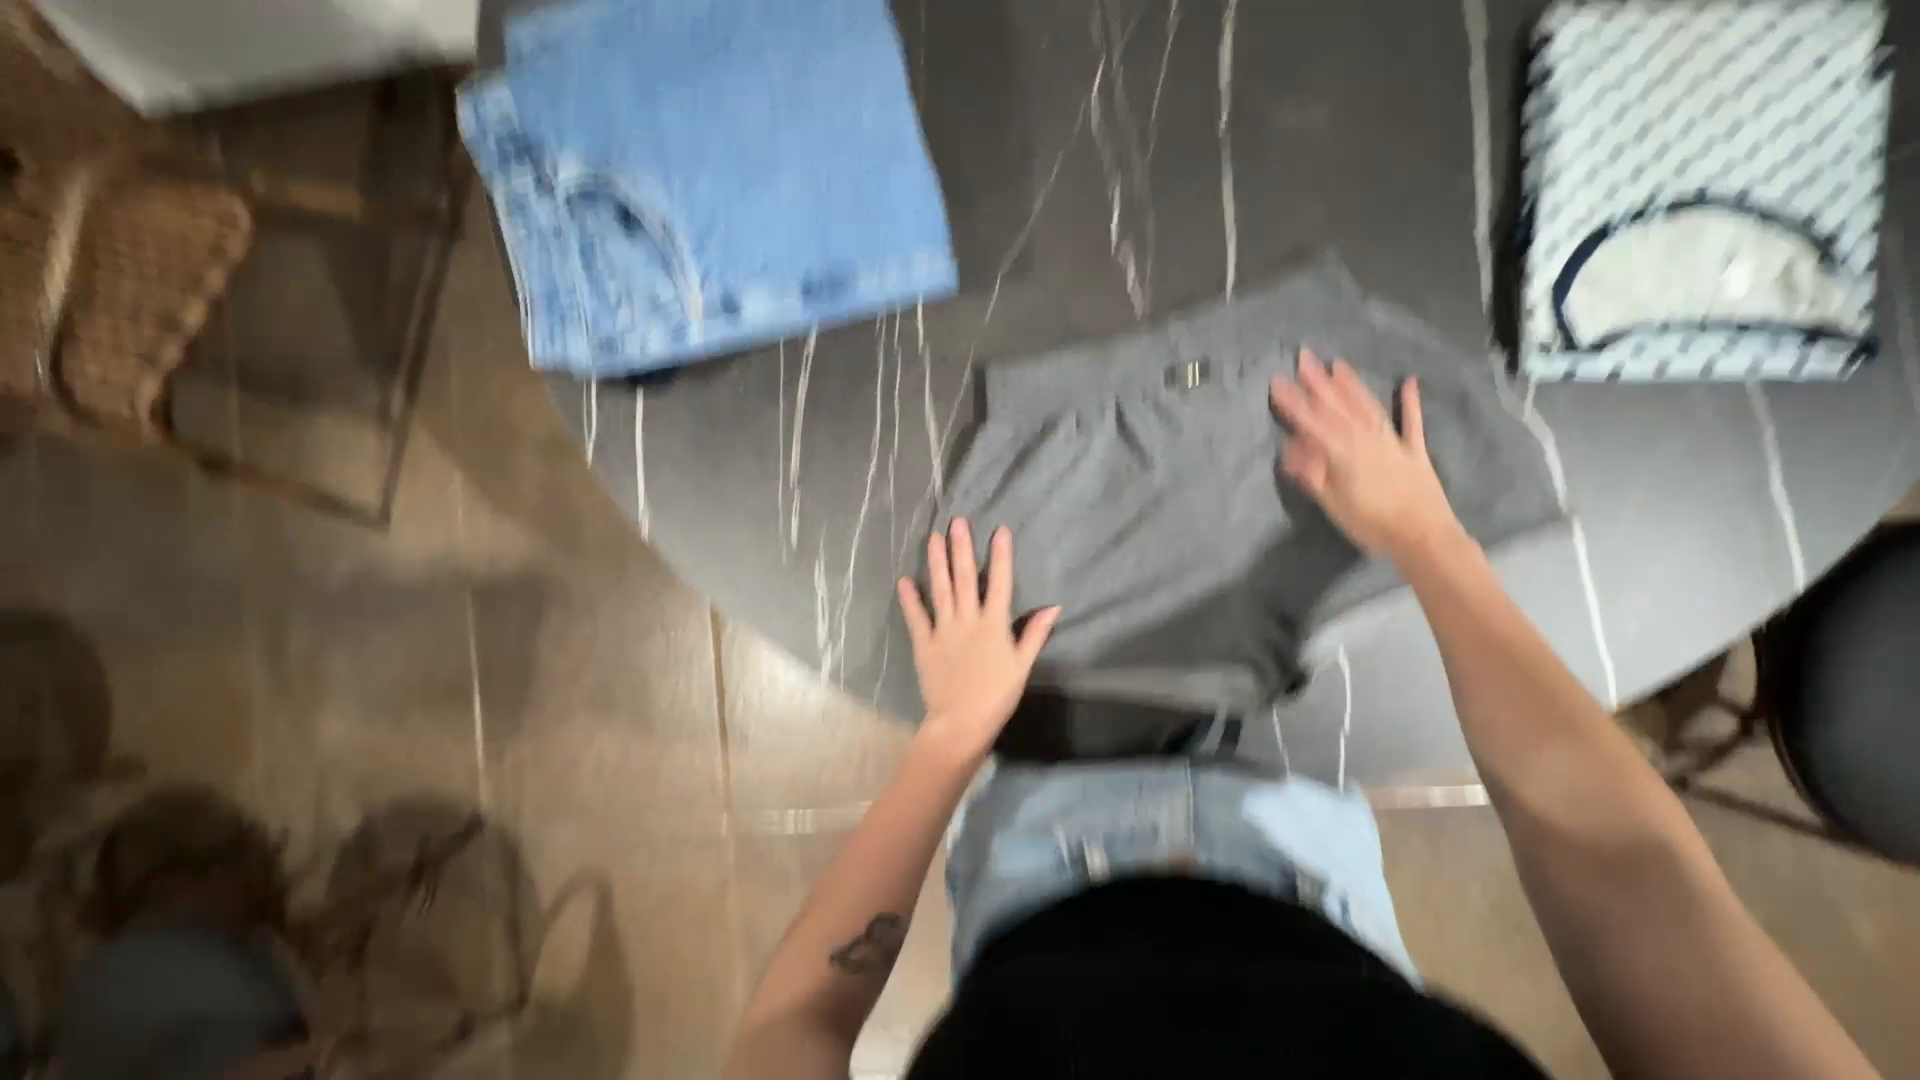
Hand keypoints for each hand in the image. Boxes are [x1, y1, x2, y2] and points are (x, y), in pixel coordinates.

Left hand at [898, 519, 1060, 762]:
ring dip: (937, 563)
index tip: (1000, 530)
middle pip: (965, 578)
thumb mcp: (1023, 666)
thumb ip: (1035, 634)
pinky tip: (904, 580)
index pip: (1000, 583)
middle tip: (956, 522)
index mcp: (994, 624)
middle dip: (961, 548)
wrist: (962, 721)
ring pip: (940, 590)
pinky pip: (916, 617)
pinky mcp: (924, 644)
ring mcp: (944, 630)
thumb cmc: (998, 695)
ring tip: (933, 538)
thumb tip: (1053, 607)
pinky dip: (910, 599)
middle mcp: (968, 620)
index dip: (1001, 555)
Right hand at [1269, 349, 1462, 561]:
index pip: (1312, 421)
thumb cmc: (1371, 524)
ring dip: (1353, 385)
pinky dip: (1410, 402)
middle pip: (1339, 406)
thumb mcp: (1332, 503)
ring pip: (1368, 407)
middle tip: (1304, 356)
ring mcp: (1393, 442)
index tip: (1276, 381)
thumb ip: (1312, 473)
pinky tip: (1409, 383)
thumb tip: (1289, 448)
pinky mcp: (1414, 451)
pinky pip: (1411, 422)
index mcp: (1343, 452)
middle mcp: (1367, 439)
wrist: (1423, 537)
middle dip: (1319, 382)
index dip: (1293, 402)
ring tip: (1338, 365)